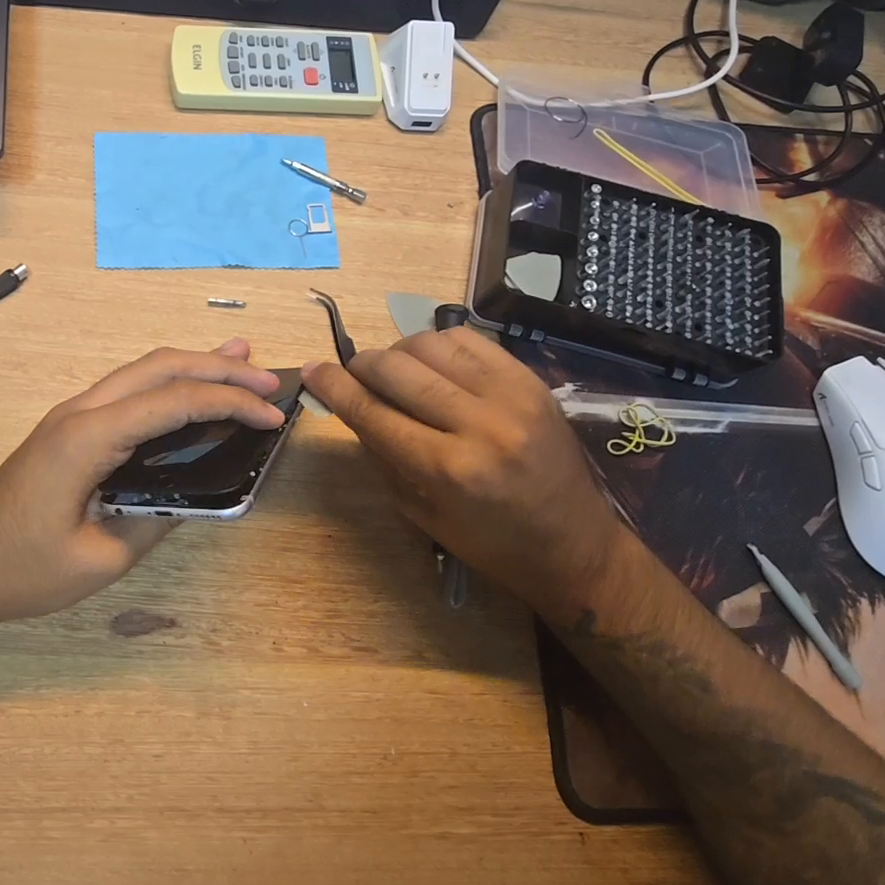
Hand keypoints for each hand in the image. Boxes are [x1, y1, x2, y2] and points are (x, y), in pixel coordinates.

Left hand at [0, 340, 284, 626]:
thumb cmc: (25, 570)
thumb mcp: (102, 558)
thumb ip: (156, 518)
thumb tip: (202, 493)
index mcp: (86, 438)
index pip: (171, 402)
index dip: (228, 402)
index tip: (270, 415)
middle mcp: (78, 412)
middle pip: (158, 368)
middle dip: (218, 367)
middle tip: (268, 380)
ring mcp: (70, 415)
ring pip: (141, 371)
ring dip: (194, 364)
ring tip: (242, 360)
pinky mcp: (69, 428)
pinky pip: (126, 391)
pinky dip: (166, 383)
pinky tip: (187, 388)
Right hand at [302, 328, 627, 607]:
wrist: (573, 544)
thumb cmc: (488, 543)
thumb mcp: (419, 511)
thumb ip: (382, 455)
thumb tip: (352, 407)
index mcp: (446, 469)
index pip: (372, 411)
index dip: (333, 387)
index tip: (312, 371)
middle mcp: (479, 425)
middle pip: (396, 369)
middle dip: (361, 366)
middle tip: (352, 375)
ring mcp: (511, 396)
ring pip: (430, 345)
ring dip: (399, 353)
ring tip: (395, 372)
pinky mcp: (531, 381)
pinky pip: (470, 340)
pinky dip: (438, 346)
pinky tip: (432, 365)